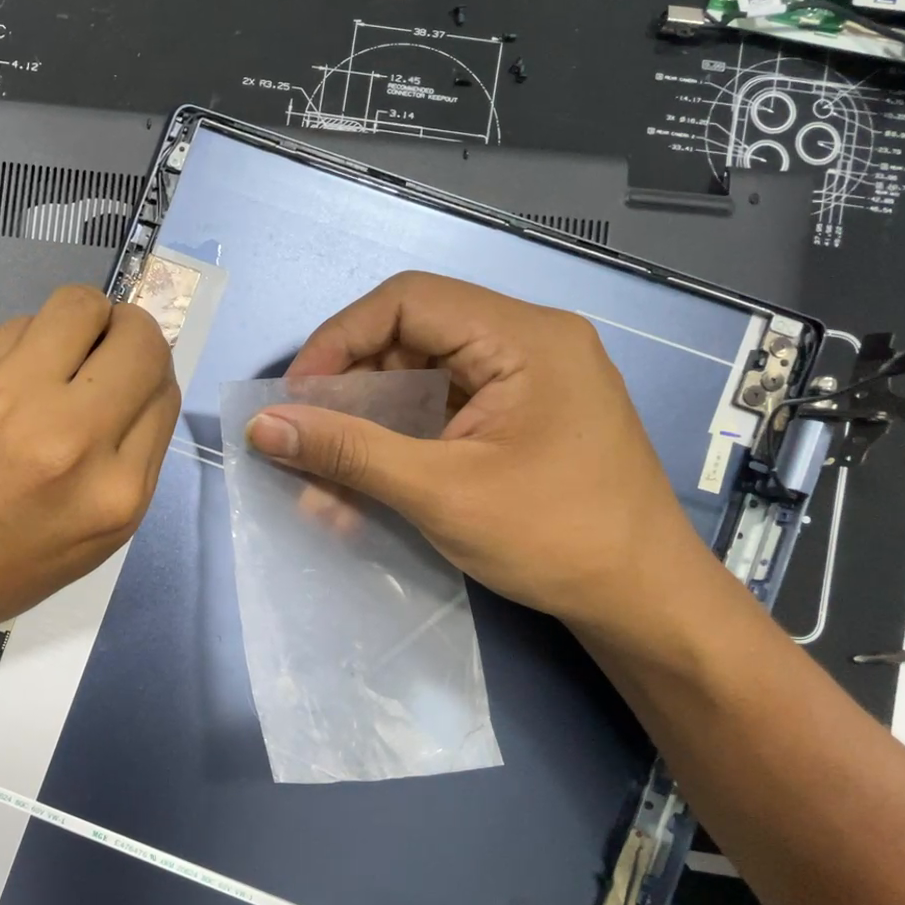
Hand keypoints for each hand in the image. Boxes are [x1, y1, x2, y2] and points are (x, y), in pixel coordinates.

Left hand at [0, 285, 178, 664]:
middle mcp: (69, 436)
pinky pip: (18, 324)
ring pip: (79, 305)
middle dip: (127, 334)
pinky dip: (24, 343)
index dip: (149, 378)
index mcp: (114, 489)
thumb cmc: (5, 568)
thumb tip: (140, 379)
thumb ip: (130, 457)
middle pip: (137, 335)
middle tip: (97, 357)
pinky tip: (1, 383)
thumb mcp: (95, 538)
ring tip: (50, 362)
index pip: (163, 390)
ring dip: (77, 324)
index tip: (125, 384)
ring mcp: (8, 399)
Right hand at [244, 272, 717, 628]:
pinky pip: (432, 411)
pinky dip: (388, 442)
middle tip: (302, 436)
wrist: (643, 603)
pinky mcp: (512, 418)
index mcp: (524, 339)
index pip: (407, 301)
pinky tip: (355, 485)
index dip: (338, 340)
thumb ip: (347, 451)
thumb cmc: (555, 538)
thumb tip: (261, 425)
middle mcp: (525, 344)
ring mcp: (520, 383)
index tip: (296, 397)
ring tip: (319, 473)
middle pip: (406, 337)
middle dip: (344, 388)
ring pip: (412, 378)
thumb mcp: (439, 492)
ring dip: (359, 423)